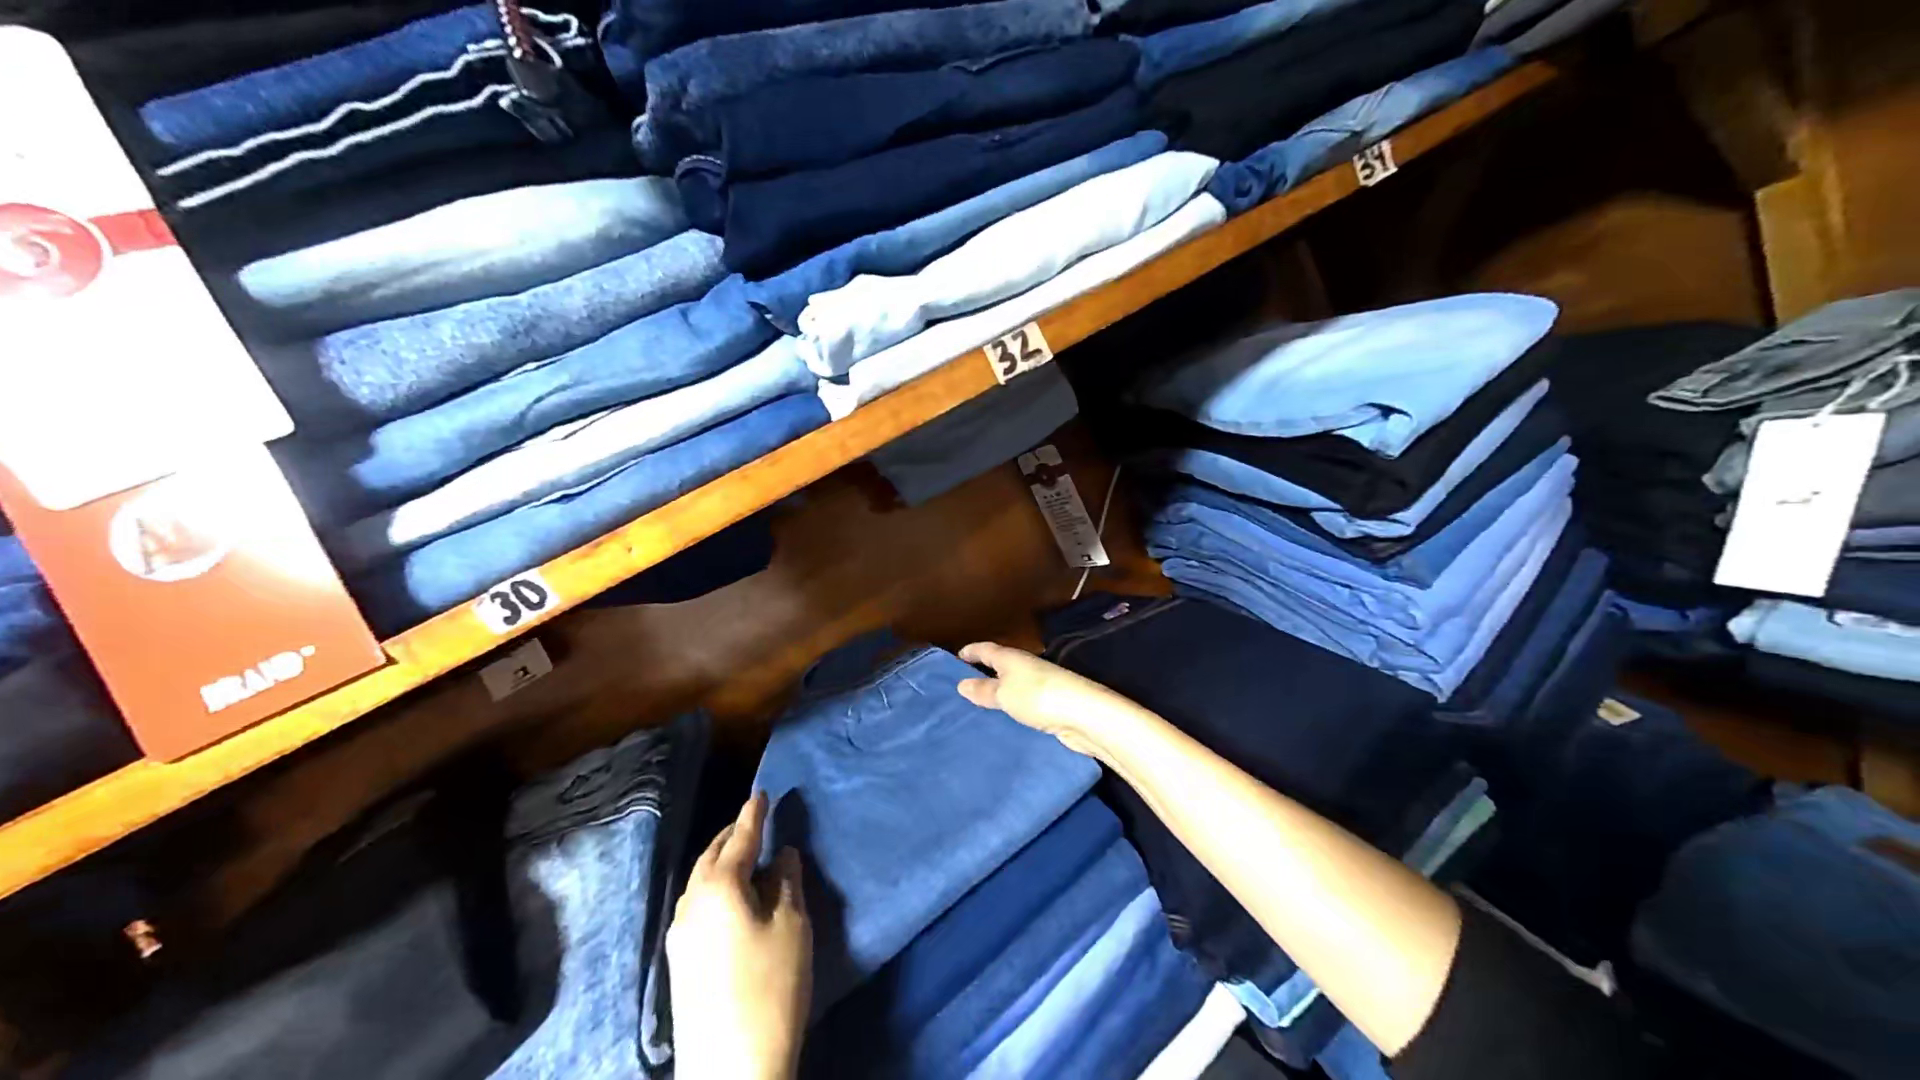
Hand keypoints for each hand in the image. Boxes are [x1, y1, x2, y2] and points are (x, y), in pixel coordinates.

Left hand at [667, 793, 811, 1079]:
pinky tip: (729, 900)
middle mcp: (691, 903)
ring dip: (720, 863)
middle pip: (711, 858)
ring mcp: (680, 934)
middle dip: (731, 836)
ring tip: (743, 858)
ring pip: (700, 882)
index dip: (753, 815)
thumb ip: (787, 882)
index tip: (761, 793)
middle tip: (753, 822)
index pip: (740, 839)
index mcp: (719, 887)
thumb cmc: (771, 986)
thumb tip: (781, 855)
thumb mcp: (792, 926)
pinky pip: (696, 905)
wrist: (731, 1068)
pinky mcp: (679, 961)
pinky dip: (713, 889)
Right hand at [956, 642, 1153, 762]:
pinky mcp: (1050, 705)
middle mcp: (1026, 667)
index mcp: (1012, 658)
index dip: (971, 651)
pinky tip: (1004, 720)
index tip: (957, 656)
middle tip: (962, 685)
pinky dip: (1011, 707)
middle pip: (1001, 666)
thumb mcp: (1003, 693)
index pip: (987, 649)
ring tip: (978, 706)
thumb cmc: (1037, 696)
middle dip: (983, 672)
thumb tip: (962, 683)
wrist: (1082, 715)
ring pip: (1012, 686)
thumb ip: (983, 690)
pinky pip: (1022, 703)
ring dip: (998, 692)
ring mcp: (1040, 686)